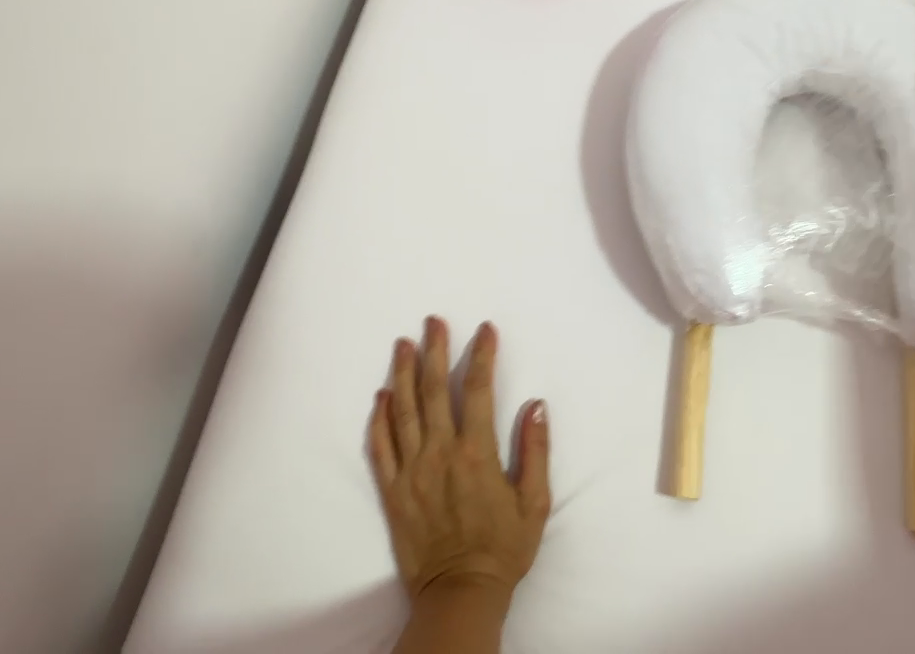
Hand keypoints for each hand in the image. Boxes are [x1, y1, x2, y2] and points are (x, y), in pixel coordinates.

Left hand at [368, 316, 549, 601]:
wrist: (460, 593)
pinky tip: (379, 395)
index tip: (485, 329)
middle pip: (432, 390)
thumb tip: (537, 404)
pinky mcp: (392, 491)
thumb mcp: (535, 502)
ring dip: (401, 373)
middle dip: (433, 350)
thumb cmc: (504, 547)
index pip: (477, 390)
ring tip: (402, 343)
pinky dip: (378, 418)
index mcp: (476, 453)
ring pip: (402, 411)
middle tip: (432, 321)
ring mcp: (411, 472)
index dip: (482, 355)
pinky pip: (380, 447)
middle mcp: (439, 454)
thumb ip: (536, 450)